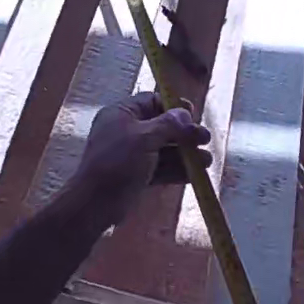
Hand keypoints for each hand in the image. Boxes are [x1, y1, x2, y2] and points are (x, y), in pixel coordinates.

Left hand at [62, 92, 211, 226]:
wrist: (96, 202)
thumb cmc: (117, 162)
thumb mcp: (144, 138)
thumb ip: (168, 125)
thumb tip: (185, 113)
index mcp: (121, 113)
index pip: (151, 101)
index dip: (173, 106)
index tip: (193, 114)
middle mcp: (126, 130)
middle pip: (161, 126)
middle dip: (185, 132)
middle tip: (205, 138)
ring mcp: (132, 154)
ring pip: (164, 149)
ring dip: (186, 153)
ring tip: (207, 161)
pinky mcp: (137, 174)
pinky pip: (161, 167)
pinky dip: (177, 169)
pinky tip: (196, 174)